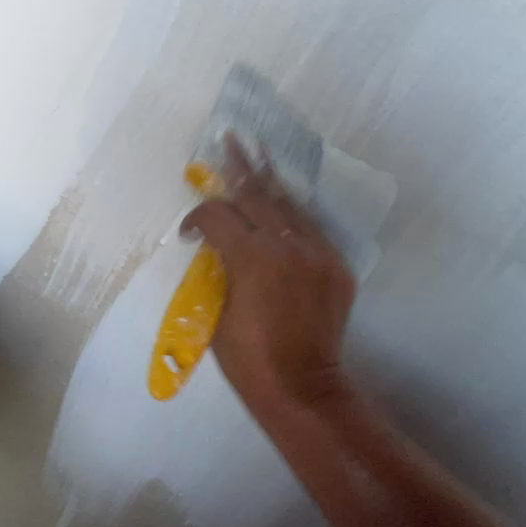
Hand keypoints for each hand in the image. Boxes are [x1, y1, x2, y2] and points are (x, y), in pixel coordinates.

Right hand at [181, 147, 357, 411]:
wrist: (302, 387)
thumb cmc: (246, 359)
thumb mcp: (215, 311)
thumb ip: (218, 269)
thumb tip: (218, 247)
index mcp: (251, 259)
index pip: (218, 215)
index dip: (198, 217)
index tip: (189, 232)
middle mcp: (287, 246)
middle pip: (257, 195)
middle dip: (238, 168)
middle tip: (227, 139)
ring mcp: (317, 254)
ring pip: (289, 204)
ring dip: (269, 180)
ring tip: (256, 150)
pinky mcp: (336, 266)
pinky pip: (311, 228)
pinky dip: (291, 213)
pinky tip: (281, 200)